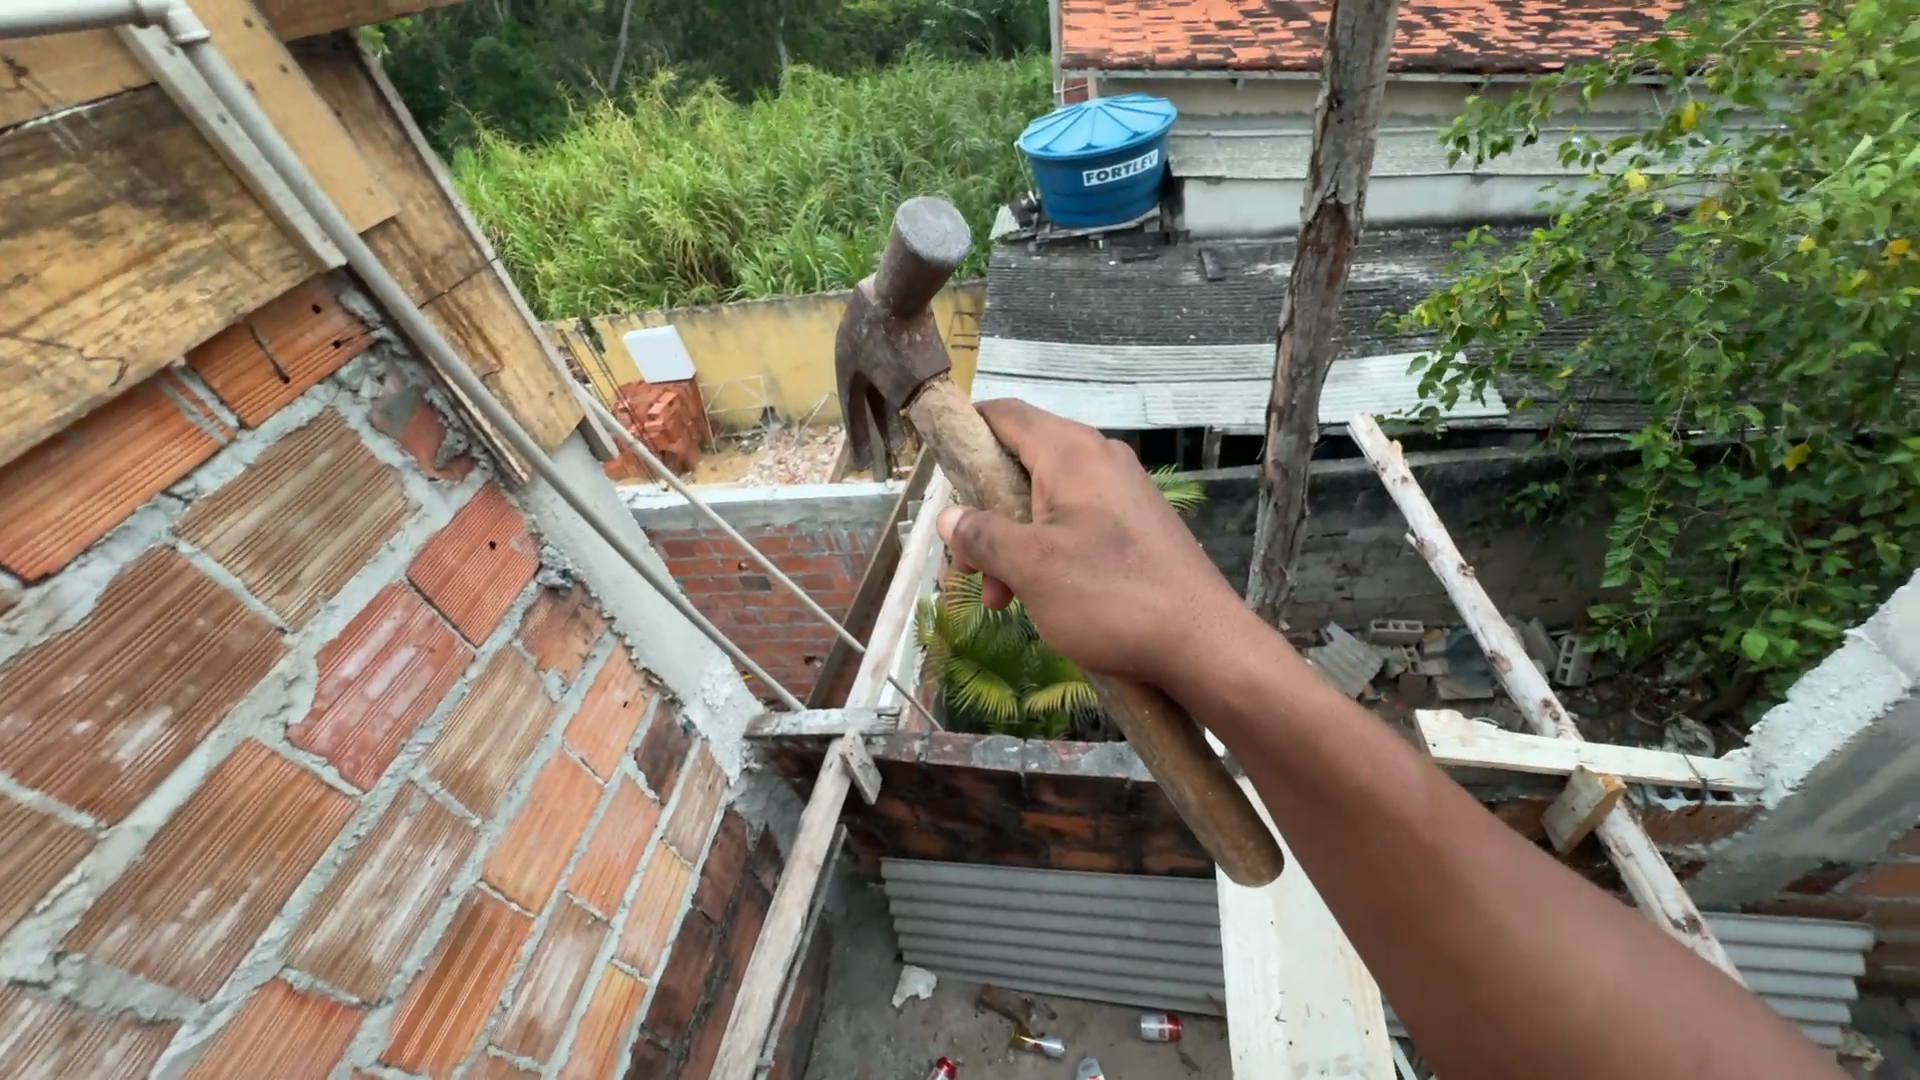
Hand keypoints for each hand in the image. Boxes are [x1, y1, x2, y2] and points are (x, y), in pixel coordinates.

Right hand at [935, 400, 1255, 686]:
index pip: (1006, 414)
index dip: (967, 429)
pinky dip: (1045, 552)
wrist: (1203, 644)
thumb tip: (948, 517)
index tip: (939, 466)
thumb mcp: (1030, 567)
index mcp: (1071, 453)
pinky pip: (1074, 525)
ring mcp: (1120, 494)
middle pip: (1020, 464)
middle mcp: (1098, 461)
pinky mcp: (1134, 527)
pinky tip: (1037, 599)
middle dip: (983, 512)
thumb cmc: (1110, 596)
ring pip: (1044, 503)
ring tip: (998, 597)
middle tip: (964, 564)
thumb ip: (983, 535)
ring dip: (1011, 543)